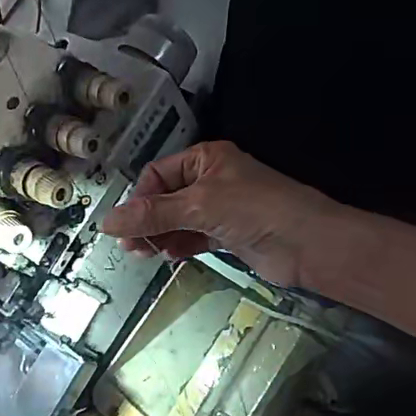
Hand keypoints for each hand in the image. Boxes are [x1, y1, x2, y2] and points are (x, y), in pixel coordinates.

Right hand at [98, 141, 347, 288]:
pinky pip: (192, 237)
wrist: (308, 244)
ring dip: (159, 236)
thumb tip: (107, 222)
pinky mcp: (226, 235)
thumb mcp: (200, 206)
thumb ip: (153, 215)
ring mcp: (219, 209)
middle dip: (146, 221)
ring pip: (177, 221)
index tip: (125, 224)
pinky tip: (168, 256)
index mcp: (205, 158)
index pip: (158, 174)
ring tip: (144, 254)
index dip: (140, 198)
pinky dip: (178, 246)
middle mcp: (210, 180)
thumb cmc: (256, 210)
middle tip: (130, 246)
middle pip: (164, 199)